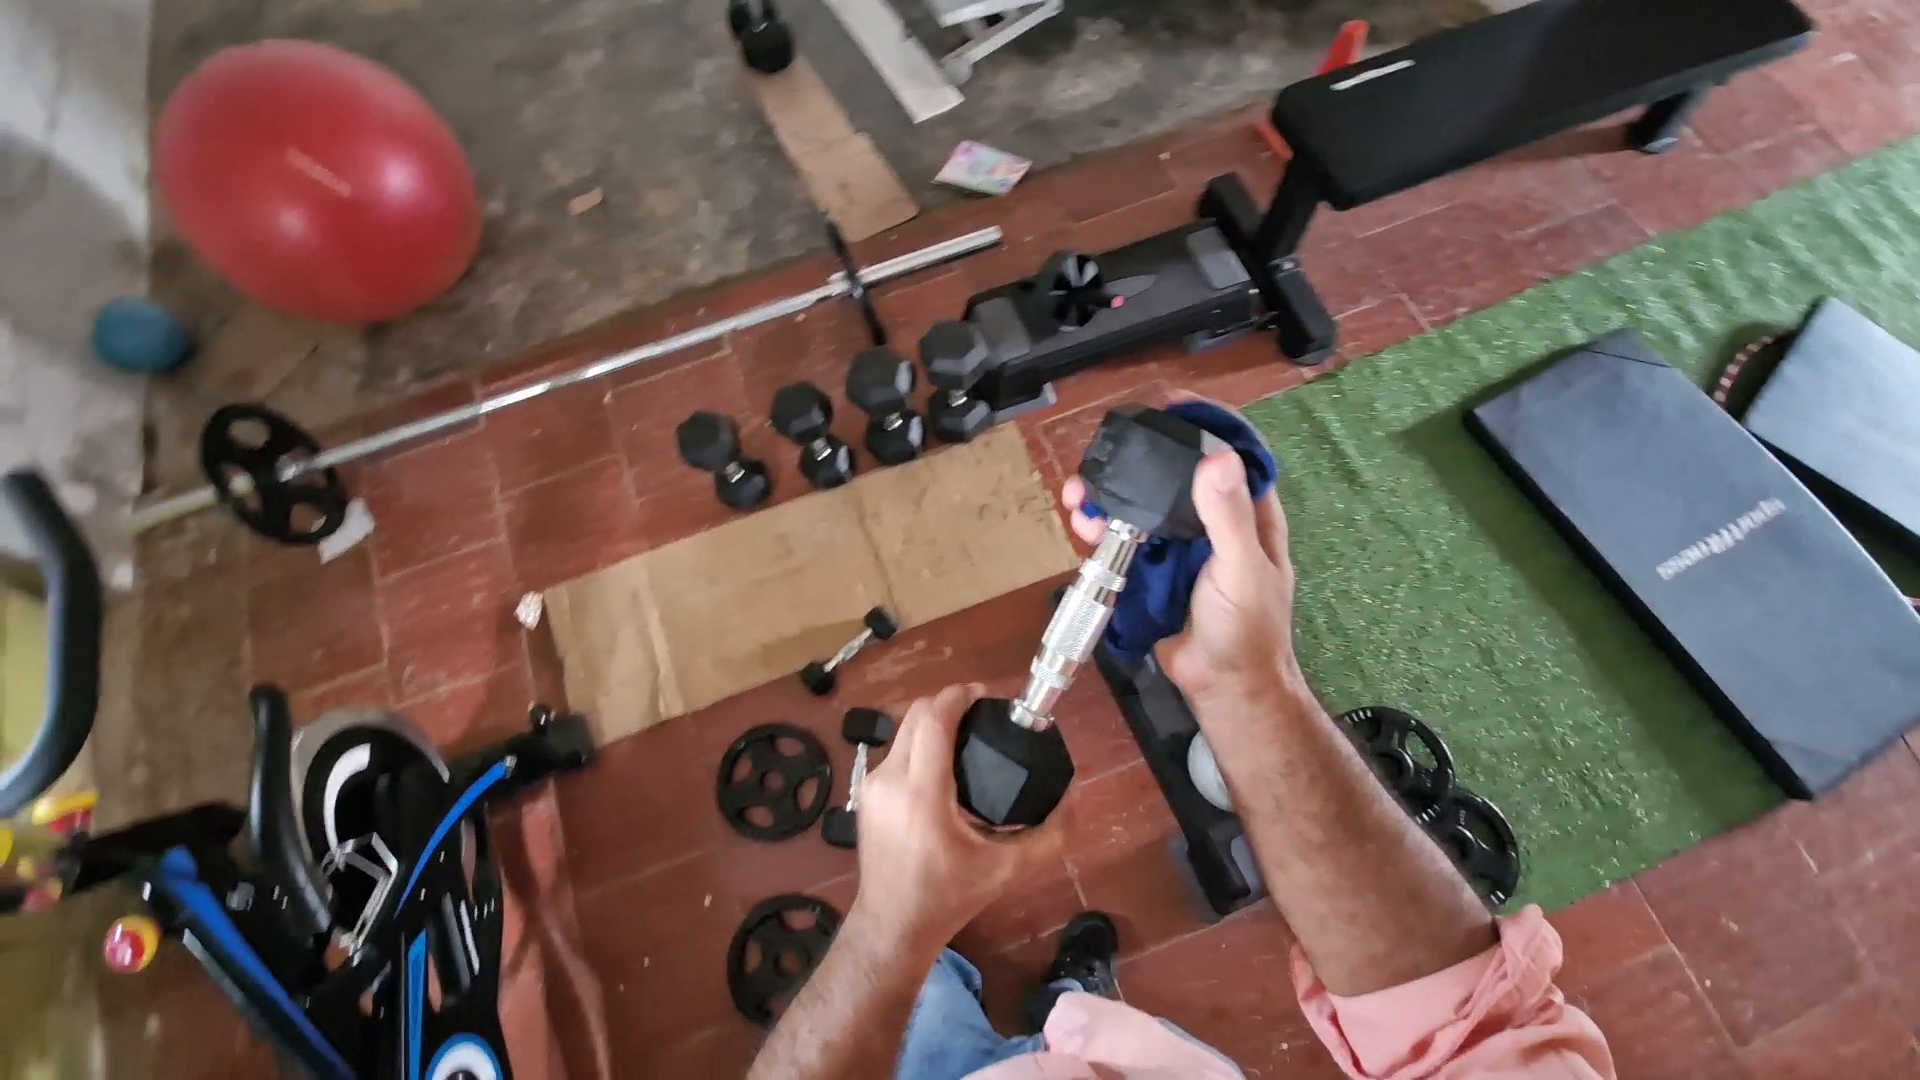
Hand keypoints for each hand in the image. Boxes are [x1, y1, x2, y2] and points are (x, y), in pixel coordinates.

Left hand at [849, 683, 1064, 949]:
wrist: (891, 926)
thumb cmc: (948, 897)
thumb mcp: (1005, 870)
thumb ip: (1047, 834)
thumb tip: (1074, 796)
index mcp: (923, 793)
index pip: (934, 719)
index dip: (959, 696)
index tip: (986, 696)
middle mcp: (892, 779)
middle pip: (916, 714)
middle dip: (948, 703)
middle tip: (981, 713)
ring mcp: (873, 785)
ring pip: (903, 730)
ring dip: (932, 722)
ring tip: (965, 735)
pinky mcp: (866, 793)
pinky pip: (896, 751)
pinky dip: (919, 742)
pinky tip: (942, 762)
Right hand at [1060, 401, 1299, 704]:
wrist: (1220, 685)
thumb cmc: (1244, 629)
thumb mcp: (1240, 569)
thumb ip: (1228, 517)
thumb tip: (1215, 457)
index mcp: (1246, 513)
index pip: (1230, 453)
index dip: (1203, 424)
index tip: (1169, 407)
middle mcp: (1210, 522)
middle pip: (1173, 474)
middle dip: (1137, 460)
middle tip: (1106, 450)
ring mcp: (1177, 545)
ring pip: (1140, 505)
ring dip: (1108, 495)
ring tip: (1077, 494)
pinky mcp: (1150, 569)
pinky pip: (1122, 539)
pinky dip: (1100, 529)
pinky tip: (1082, 526)